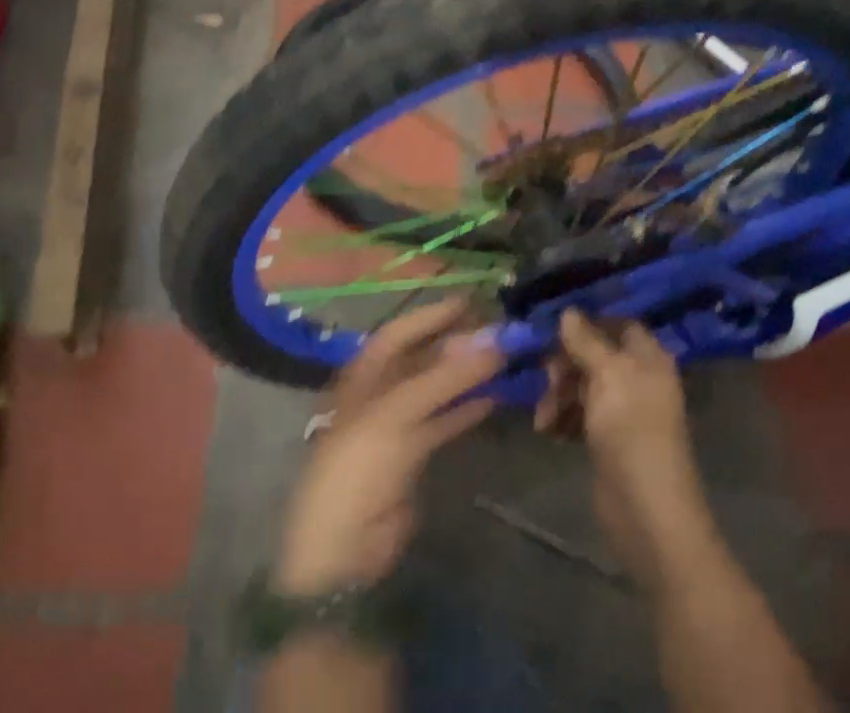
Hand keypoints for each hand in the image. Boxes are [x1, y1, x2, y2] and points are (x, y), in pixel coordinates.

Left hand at [275, 300, 499, 594]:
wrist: (343, 546)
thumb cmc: (359, 468)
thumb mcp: (397, 415)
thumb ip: (446, 378)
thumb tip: (495, 343)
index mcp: (360, 377)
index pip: (398, 333)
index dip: (431, 316)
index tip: (472, 302)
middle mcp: (377, 394)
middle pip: (420, 360)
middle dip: (457, 346)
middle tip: (500, 334)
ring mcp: (394, 426)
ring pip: (436, 391)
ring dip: (467, 377)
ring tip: (506, 362)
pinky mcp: (411, 456)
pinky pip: (443, 422)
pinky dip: (467, 409)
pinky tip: (496, 399)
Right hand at [535, 310, 707, 576]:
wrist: (645, 509)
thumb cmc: (631, 432)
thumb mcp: (608, 377)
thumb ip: (587, 342)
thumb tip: (568, 311)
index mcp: (649, 358)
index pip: (617, 323)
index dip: (586, 323)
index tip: (549, 329)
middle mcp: (639, 379)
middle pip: (594, 355)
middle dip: (564, 366)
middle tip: (546, 384)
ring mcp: (624, 411)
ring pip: (582, 386)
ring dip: (558, 396)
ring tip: (544, 420)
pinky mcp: (608, 439)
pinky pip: (579, 415)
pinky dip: (562, 418)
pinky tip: (548, 432)